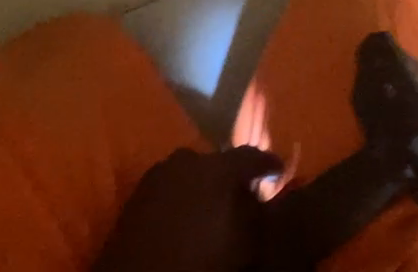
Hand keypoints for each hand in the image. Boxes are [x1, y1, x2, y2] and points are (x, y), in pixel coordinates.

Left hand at [92, 146, 283, 271]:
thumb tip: (261, 202)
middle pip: (219, 162)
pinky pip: (170, 185)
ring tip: (212, 209)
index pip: (252, 155)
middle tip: (243, 198)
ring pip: (192, 171)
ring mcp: (159, 173)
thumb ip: (258, 217)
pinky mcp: (138, 192)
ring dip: (205, 184)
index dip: (269, 164)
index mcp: (218, 169)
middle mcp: (188, 160)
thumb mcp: (244, 246)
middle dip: (233, 177)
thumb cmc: (201, 264)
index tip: (279, 173)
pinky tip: (184, 217)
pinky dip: (182, 195)